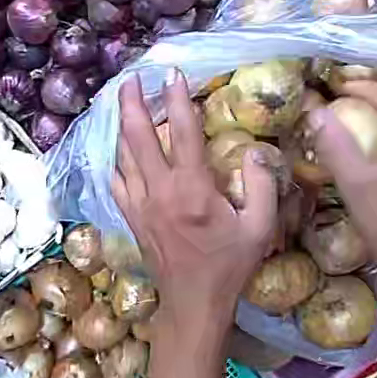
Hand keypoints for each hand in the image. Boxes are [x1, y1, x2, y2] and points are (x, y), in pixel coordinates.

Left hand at [114, 72, 277, 349]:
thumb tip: (254, 150)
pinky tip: (116, 147)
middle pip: (137, 136)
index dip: (177, 99)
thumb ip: (262, 185)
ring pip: (121, 154)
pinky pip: (116, 179)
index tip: (173, 74)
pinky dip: (114, 157)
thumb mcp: (259, 228)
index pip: (182, 132)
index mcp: (192, 190)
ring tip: (121, 101)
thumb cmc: (229, 266)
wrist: (193, 304)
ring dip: (120, 124)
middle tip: (131, 77)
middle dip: (132, 102)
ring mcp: (140, 204)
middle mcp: (159, 191)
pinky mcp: (131, 217)